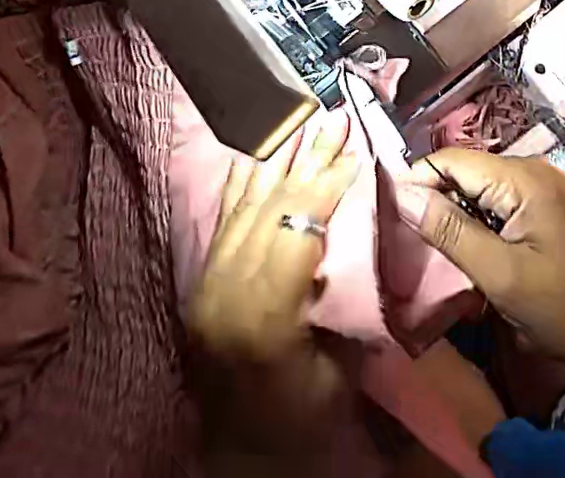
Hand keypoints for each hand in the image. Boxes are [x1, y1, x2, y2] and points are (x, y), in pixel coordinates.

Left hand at [189, 110, 360, 460]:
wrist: (238, 448)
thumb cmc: (299, 415)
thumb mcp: (339, 370)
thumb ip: (346, 296)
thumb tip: (361, 229)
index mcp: (263, 316)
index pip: (298, 228)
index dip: (331, 186)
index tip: (359, 153)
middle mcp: (226, 288)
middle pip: (273, 205)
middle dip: (311, 158)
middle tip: (338, 120)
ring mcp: (208, 278)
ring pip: (247, 200)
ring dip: (282, 156)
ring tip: (307, 120)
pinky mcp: (203, 275)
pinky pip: (227, 213)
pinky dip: (249, 176)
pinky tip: (265, 151)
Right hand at [394, 148, 564, 375]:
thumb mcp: (502, 275)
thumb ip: (451, 231)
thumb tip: (402, 194)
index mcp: (522, 177)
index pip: (450, 161)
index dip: (415, 184)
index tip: (387, 218)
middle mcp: (531, 169)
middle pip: (464, 173)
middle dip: (435, 202)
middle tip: (409, 244)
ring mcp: (542, 186)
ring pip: (479, 190)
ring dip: (456, 217)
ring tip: (435, 254)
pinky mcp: (547, 206)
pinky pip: (500, 204)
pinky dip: (480, 225)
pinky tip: (472, 254)